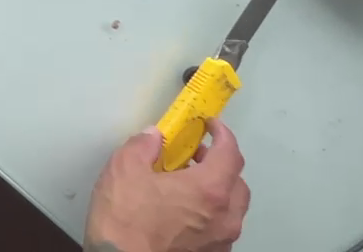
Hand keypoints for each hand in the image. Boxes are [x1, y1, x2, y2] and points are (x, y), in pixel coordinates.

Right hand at [84, 121, 249, 251]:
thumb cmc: (126, 212)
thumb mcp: (124, 167)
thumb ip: (144, 146)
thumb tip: (155, 135)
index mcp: (208, 189)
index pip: (230, 155)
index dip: (223, 135)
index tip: (210, 124)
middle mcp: (226, 214)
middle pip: (238, 181)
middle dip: (220, 161)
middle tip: (194, 150)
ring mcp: (224, 237)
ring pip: (234, 205)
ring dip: (217, 185)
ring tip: (185, 178)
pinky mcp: (215, 251)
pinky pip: (224, 223)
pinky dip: (212, 206)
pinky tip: (184, 204)